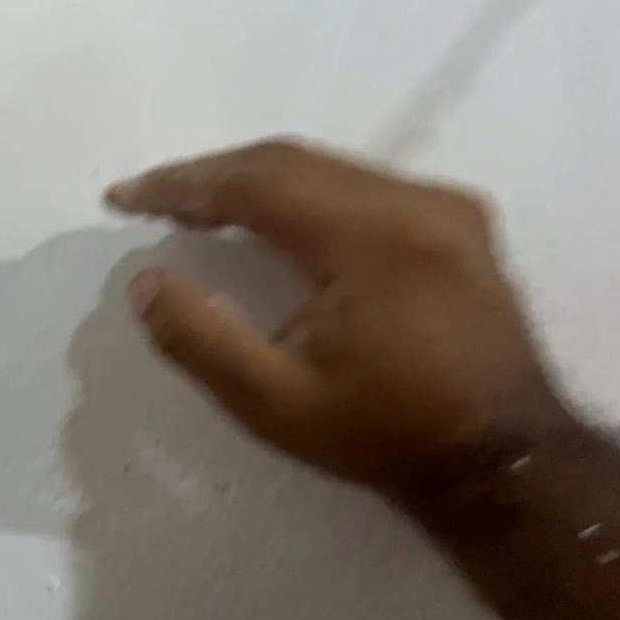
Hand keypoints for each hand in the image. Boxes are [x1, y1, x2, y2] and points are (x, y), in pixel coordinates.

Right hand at [106, 138, 567, 502]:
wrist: (499, 457)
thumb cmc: (377, 430)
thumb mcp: (265, 399)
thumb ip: (197, 337)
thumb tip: (144, 282)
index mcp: (373, 241)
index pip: (258, 184)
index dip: (180, 185)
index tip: (120, 197)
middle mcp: (416, 205)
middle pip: (288, 162)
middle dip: (204, 176)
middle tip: (140, 198)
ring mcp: (441, 210)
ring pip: (318, 168)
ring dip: (241, 182)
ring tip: (179, 207)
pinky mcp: (447, 226)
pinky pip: (346, 185)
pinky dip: (282, 193)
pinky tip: (248, 217)